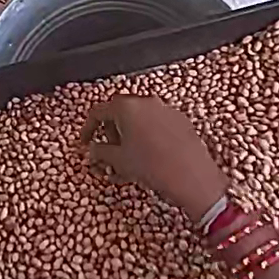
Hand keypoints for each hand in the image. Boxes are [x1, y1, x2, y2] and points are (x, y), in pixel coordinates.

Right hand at [79, 94, 227, 223]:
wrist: (191, 176)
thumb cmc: (153, 166)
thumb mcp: (118, 160)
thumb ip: (100, 151)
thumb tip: (94, 149)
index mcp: (127, 107)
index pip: (98, 111)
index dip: (88, 128)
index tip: (86, 141)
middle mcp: (146, 102)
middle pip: (119, 112)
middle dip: (110, 131)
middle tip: (108, 151)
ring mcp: (165, 110)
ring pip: (139, 118)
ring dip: (129, 134)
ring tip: (129, 158)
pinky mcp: (180, 120)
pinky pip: (156, 123)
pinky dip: (146, 135)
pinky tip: (148, 156)